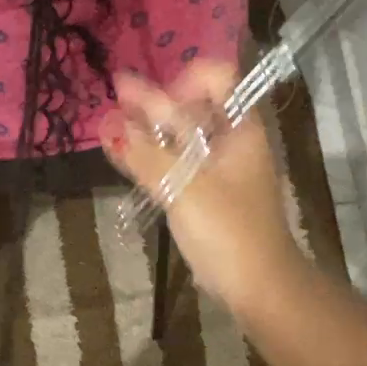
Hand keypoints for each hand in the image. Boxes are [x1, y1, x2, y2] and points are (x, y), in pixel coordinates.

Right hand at [102, 64, 305, 306]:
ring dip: (150, 129)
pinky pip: (180, 165)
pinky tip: (128, 157)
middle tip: (116, 91)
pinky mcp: (209, 197)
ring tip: (110, 124)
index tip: (156, 101)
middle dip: (154, 101)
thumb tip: (108, 126)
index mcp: (241, 130)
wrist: (258, 287)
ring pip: (183, 138)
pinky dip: (155, 157)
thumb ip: (145, 156)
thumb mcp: (185, 189)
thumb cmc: (229, 232)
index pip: (217, 78)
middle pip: (193, 108)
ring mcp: (221, 171)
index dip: (184, 80)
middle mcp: (233, 143)